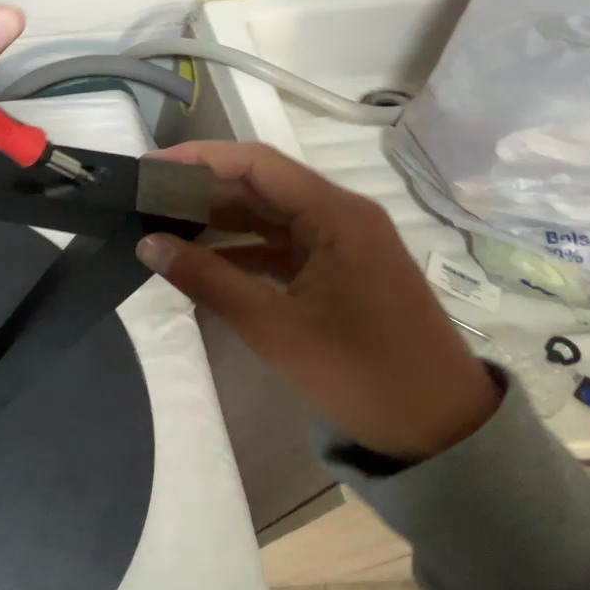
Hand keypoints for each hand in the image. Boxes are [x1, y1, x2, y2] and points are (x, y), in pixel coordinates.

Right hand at [138, 141, 499, 459]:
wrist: (443, 431)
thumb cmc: (364, 372)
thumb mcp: (277, 328)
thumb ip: (209, 280)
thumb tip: (148, 244)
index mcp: (336, 214)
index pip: (256, 163)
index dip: (199, 159)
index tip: (148, 168)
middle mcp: (340, 215)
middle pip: (260, 184)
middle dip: (202, 189)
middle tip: (145, 198)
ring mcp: (341, 243)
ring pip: (268, 214)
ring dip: (218, 219)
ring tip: (162, 224)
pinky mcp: (338, 270)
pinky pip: (280, 244)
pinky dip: (241, 249)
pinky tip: (201, 261)